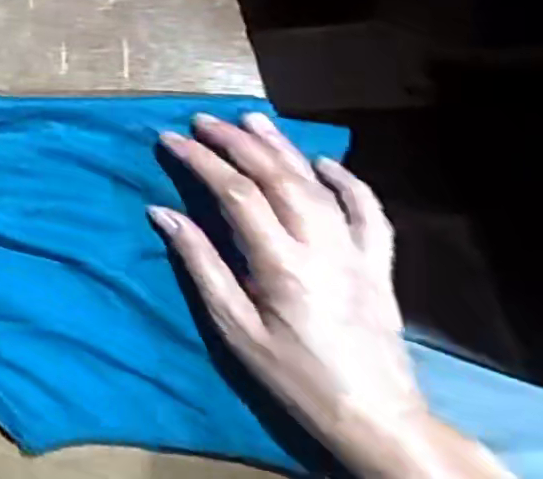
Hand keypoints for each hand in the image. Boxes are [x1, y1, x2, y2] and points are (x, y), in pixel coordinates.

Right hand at [152, 114, 507, 477]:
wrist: (378, 422)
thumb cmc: (295, 378)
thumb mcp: (235, 329)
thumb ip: (200, 265)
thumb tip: (162, 213)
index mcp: (283, 266)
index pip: (236, 194)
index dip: (200, 161)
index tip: (170, 140)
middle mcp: (323, 250)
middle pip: (277, 178)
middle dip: (236, 142)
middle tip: (203, 121)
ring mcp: (357, 256)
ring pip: (318, 186)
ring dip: (282, 148)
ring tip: (251, 120)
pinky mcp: (380, 267)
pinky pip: (369, 215)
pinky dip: (348, 183)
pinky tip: (324, 163)